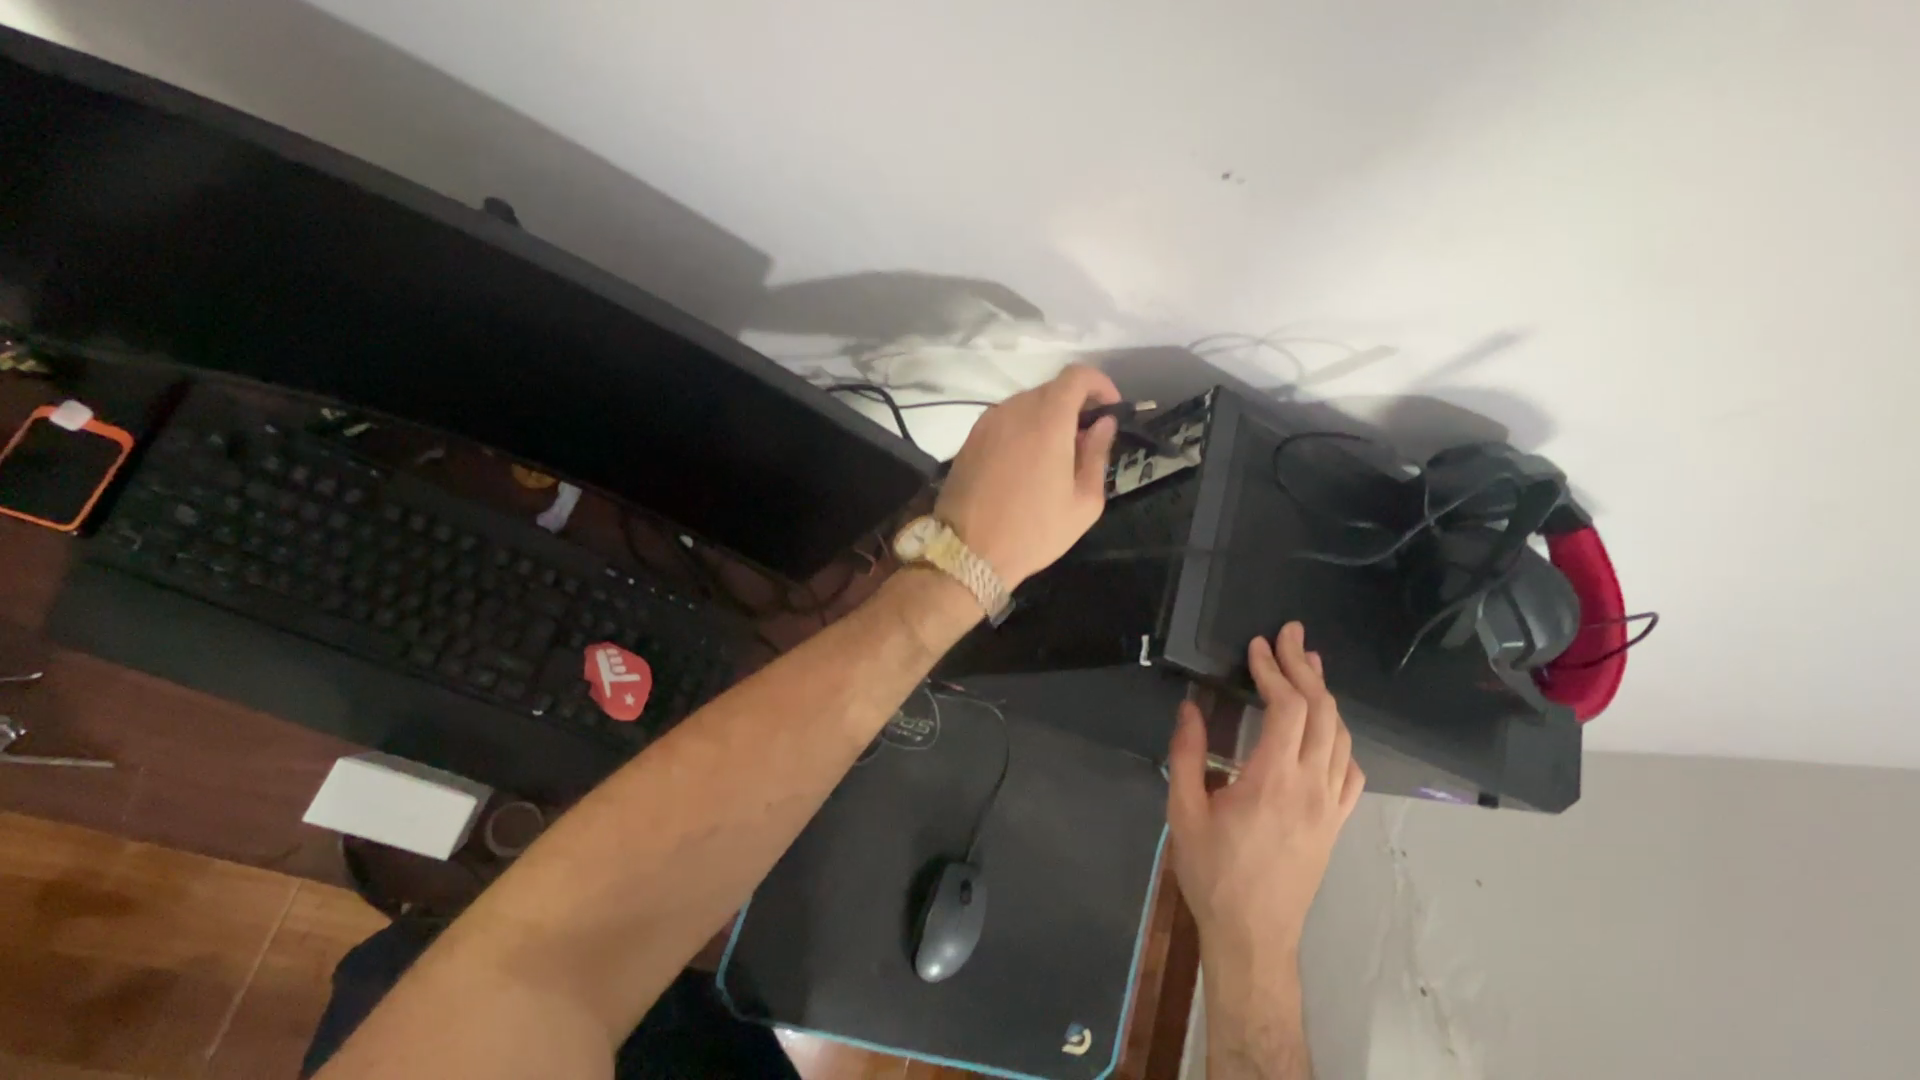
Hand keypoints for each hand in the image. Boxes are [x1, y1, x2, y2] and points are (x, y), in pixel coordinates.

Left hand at [934, 365, 1120, 588]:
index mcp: (1047, 420)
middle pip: (1052, 389)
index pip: (1077, 375)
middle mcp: (1014, 410)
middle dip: (1075, 406)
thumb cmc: (1034, 532)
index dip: (1100, 384)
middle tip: (1086, 441)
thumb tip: (1103, 425)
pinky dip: (1023, 430)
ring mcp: (987, 423)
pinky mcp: (970, 439)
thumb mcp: (1084, 502)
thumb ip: (1097, 454)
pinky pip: (1005, 421)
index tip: (1110, 409)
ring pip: (1026, 405)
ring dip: (1048, 419)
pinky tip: (1027, 464)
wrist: (968, 552)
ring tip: (1057, 457)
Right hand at [1167, 623, 1364, 988]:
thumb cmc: (1213, 874)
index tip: (1259, 646)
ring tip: (1309, 669)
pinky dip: (1341, 741)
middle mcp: (1311, 786)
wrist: (1253, 935)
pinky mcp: (1336, 824)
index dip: (1275, 670)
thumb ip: (1187, 755)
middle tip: (1291, 637)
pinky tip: (1327, 734)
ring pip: (1342, 737)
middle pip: (1322, 712)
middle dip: (1305, 668)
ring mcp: (1330, 806)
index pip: (1287, 707)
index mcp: (1273, 779)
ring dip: (1326, 698)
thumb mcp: (1184, 813)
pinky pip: (1351, 772)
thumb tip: (1191, 708)